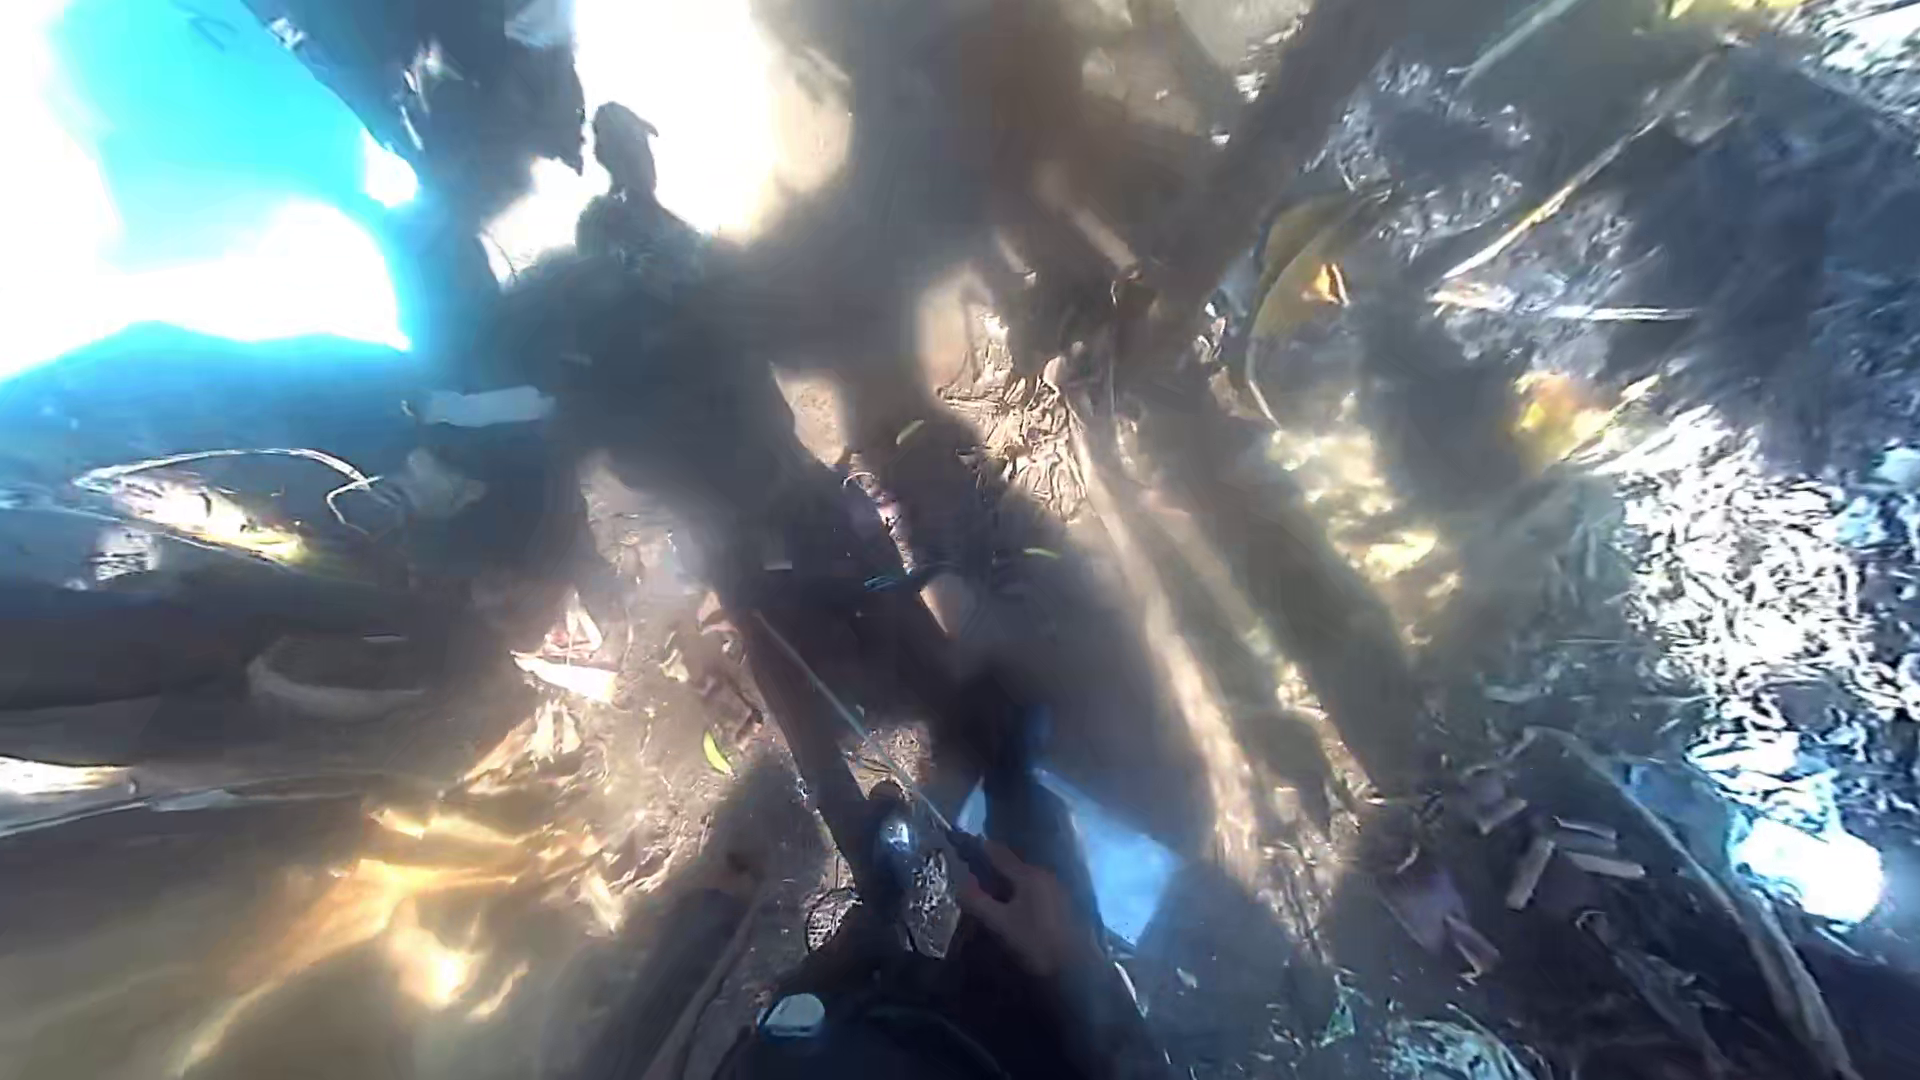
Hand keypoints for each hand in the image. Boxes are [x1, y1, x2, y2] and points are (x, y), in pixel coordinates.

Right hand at [957, 838, 1098, 977]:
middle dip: (993, 869)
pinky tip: (1015, 910)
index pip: (998, 853)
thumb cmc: (1036, 943)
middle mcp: (1043, 874)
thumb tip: (960, 884)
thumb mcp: (1000, 925)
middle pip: (1012, 865)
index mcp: (1027, 874)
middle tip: (974, 878)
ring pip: (1024, 879)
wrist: (1079, 972)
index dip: (980, 848)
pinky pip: (1035, 890)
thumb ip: (978, 902)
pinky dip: (1021, 894)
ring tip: (992, 897)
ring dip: (1007, 884)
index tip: (964, 846)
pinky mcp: (1063, 904)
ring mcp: (1056, 888)